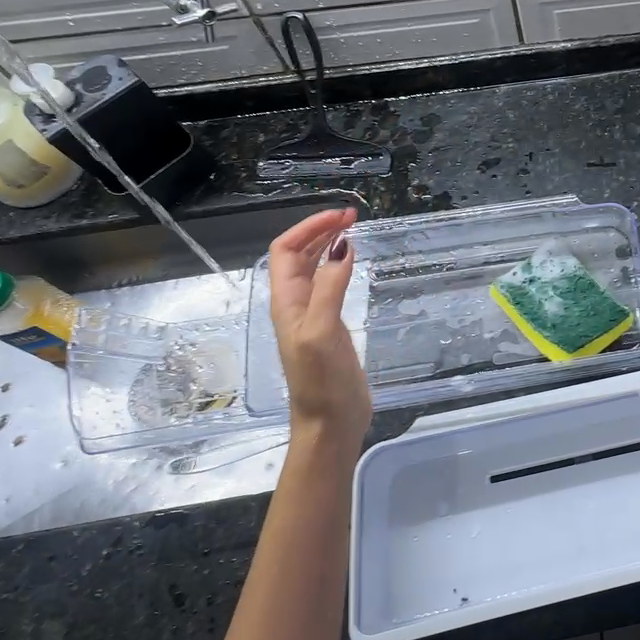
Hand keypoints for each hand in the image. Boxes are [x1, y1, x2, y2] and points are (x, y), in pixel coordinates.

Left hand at [267, 208, 371, 444]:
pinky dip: (339, 265)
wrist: (330, 423)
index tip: (343, 216)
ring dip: (328, 244)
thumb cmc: (321, 380)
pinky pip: (329, 284)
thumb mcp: (323, 331)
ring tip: (354, 230)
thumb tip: (343, 246)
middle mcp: (295, 304)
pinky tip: (354, 263)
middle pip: (298, 255)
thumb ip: (330, 287)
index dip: (309, 228)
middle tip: (354, 216)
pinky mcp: (330, 327)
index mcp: (286, 303)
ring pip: (313, 267)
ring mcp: (312, 315)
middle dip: (321, 230)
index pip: (286, 250)